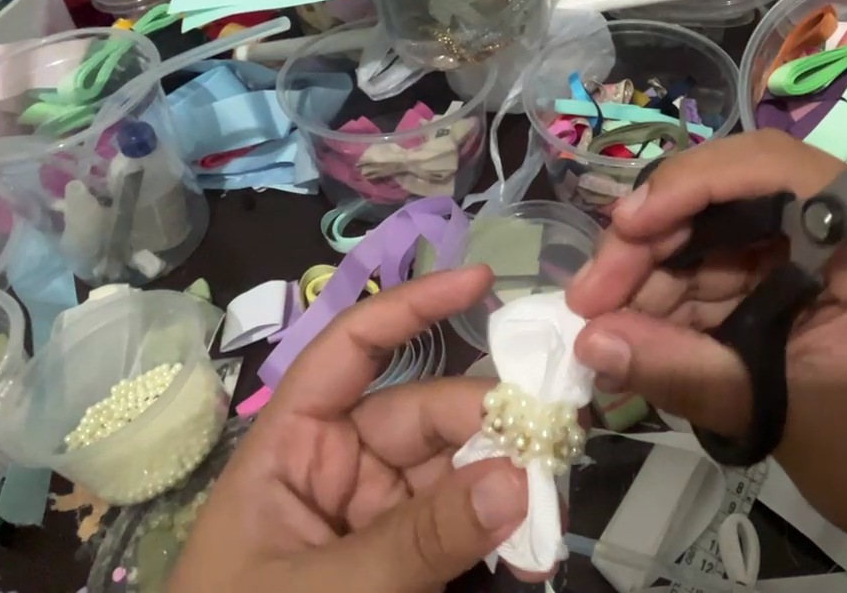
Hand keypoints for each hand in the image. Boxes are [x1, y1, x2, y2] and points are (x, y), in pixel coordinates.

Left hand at [170, 267, 530, 592]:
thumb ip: (416, 540)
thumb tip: (518, 478)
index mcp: (294, 445)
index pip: (353, 349)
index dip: (413, 306)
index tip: (483, 282)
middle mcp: (340, 466)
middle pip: (426, 414)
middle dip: (488, 423)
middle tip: (551, 448)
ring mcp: (378, 517)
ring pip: (456, 470)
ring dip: (506, 482)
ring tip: (552, 507)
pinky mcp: (410, 566)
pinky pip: (464, 528)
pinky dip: (500, 533)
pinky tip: (532, 550)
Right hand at [563, 131, 846, 554]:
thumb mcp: (794, 409)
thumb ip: (691, 373)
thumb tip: (589, 345)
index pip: (769, 167)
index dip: (690, 184)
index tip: (626, 230)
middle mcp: (830, 226)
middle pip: (722, 202)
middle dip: (649, 244)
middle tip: (587, 298)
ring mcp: (803, 259)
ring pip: (705, 242)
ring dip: (646, 280)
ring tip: (596, 327)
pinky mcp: (781, 293)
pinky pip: (711, 283)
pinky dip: (668, 308)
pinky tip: (627, 335)